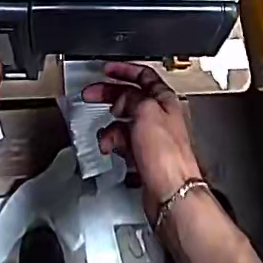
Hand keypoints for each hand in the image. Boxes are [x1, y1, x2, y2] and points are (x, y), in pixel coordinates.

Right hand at [82, 61, 202, 220]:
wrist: (171, 193)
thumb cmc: (167, 154)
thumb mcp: (145, 112)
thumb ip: (131, 98)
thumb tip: (122, 98)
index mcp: (164, 99)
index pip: (143, 75)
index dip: (124, 70)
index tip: (108, 69)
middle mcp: (159, 115)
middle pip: (130, 97)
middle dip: (109, 95)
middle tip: (91, 94)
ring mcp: (152, 137)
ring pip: (124, 122)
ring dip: (111, 128)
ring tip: (106, 137)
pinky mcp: (144, 156)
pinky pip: (124, 143)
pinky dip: (115, 144)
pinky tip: (112, 149)